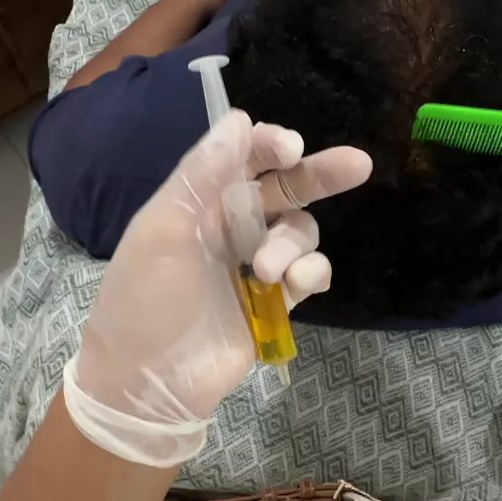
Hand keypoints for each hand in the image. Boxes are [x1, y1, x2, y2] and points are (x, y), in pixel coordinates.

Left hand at [65, 109, 372, 465]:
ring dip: (295, 243)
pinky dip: (312, 272)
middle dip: (319, 175)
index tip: (293, 147)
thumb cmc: (144, 301)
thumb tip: (241, 118)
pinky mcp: (275, 301)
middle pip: (286, 189)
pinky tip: (297, 283)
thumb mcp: (162, 231)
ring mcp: (255, 264)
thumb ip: (201, 175)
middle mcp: (231, 226)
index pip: (244, 159)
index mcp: (200, 203)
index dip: (271, 146)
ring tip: (268, 270)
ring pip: (301, 232)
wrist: (147, 382)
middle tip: (357, 165)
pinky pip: (310, 274)